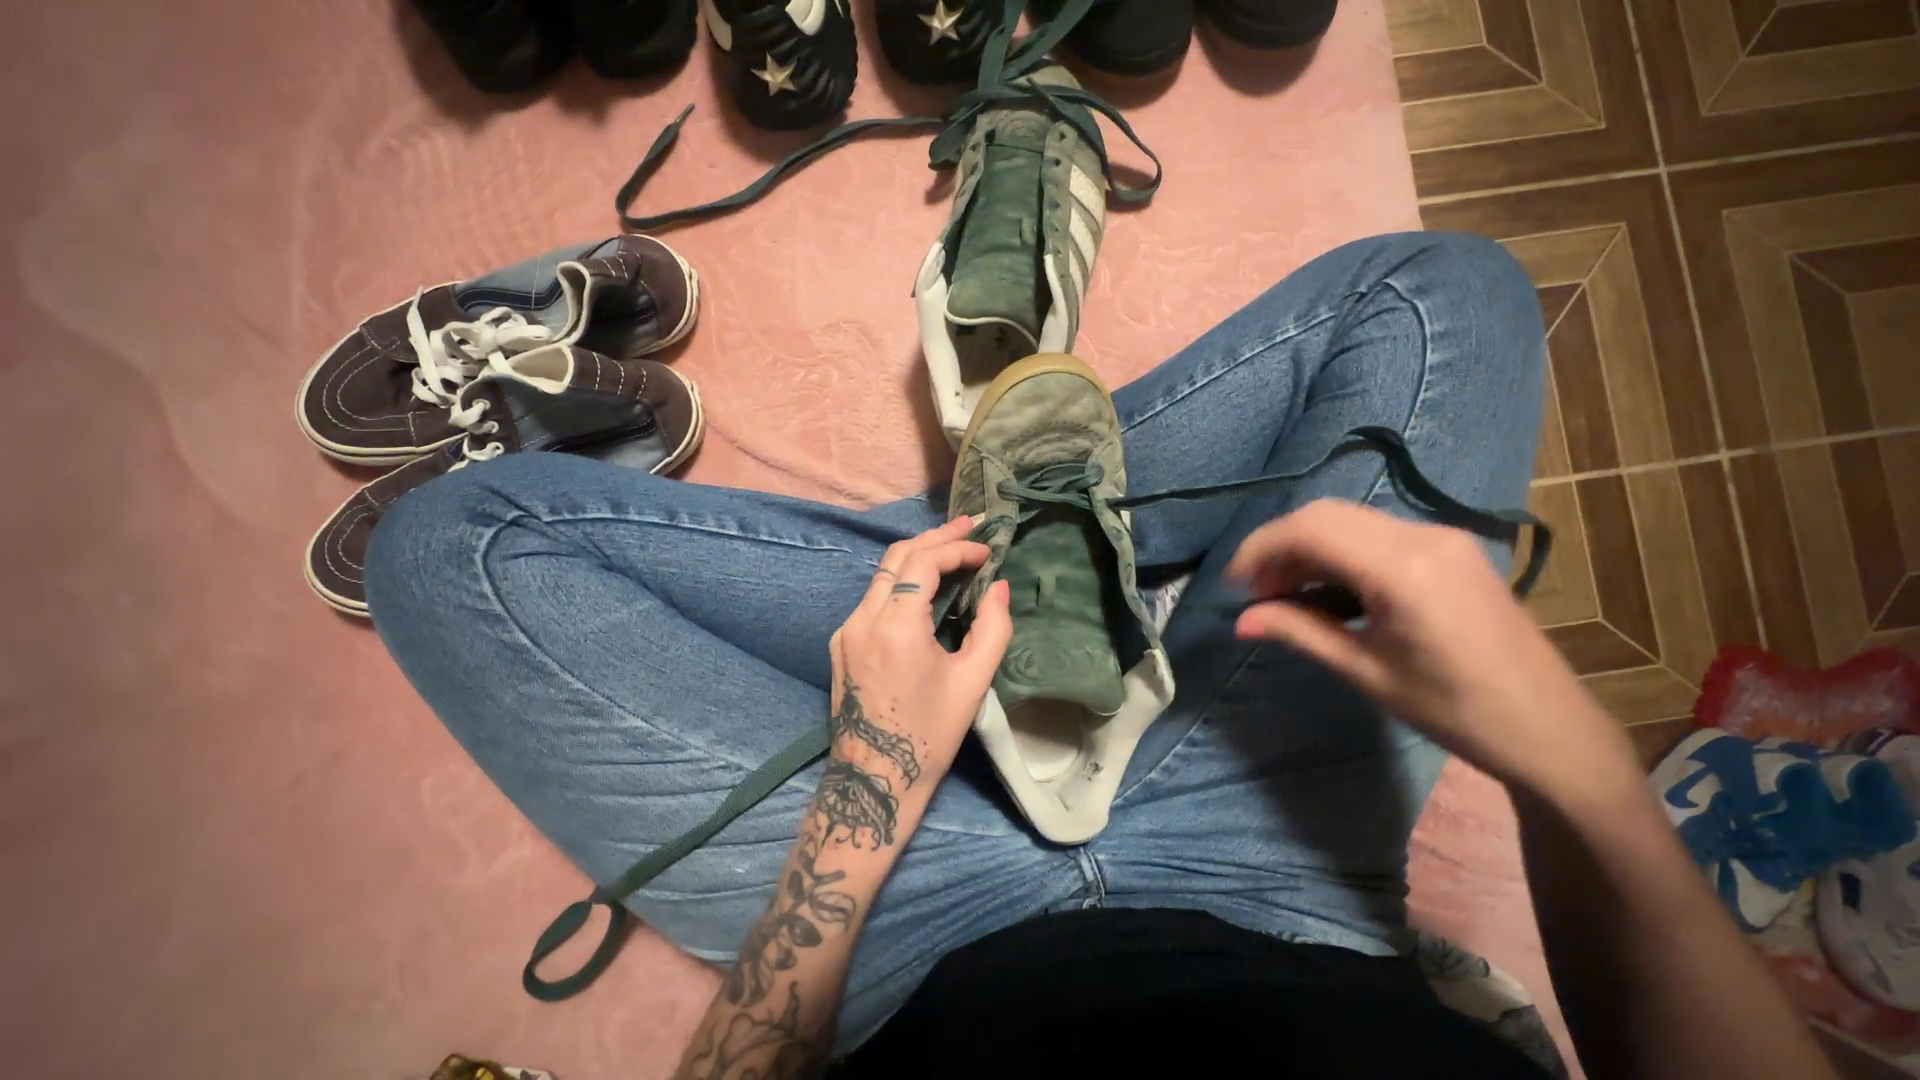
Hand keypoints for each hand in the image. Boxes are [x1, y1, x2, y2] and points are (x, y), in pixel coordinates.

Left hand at [827, 518, 1013, 803]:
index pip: (922, 563)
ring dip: (917, 557)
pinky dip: (903, 582)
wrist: (875, 780)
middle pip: (896, 557)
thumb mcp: (972, 682)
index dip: (957, 548)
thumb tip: (999, 587)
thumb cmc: (929, 734)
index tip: (987, 551)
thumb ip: (992, 628)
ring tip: (953, 549)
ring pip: (882, 575)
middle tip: (971, 526)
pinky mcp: (842, 644)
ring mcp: (846, 630)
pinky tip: (926, 586)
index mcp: (894, 626)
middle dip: (935, 538)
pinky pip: (873, 598)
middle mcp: (862, 619)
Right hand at [1226, 499, 1636, 794]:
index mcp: (1402, 567)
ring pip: (1352, 521)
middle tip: (1257, 594)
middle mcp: (1423, 536)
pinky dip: (1342, 553)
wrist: (1549, 727)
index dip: (1260, 550)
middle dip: (1281, 547)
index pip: (1309, 530)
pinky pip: (1379, 535)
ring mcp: (1443, 538)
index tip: (1234, 588)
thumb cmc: (1453, 709)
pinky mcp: (1452, 550)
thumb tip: (1241, 621)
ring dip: (1310, 548)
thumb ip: (1300, 633)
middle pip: (1327, 515)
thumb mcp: (1367, 672)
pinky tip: (1330, 590)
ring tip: (1287, 596)